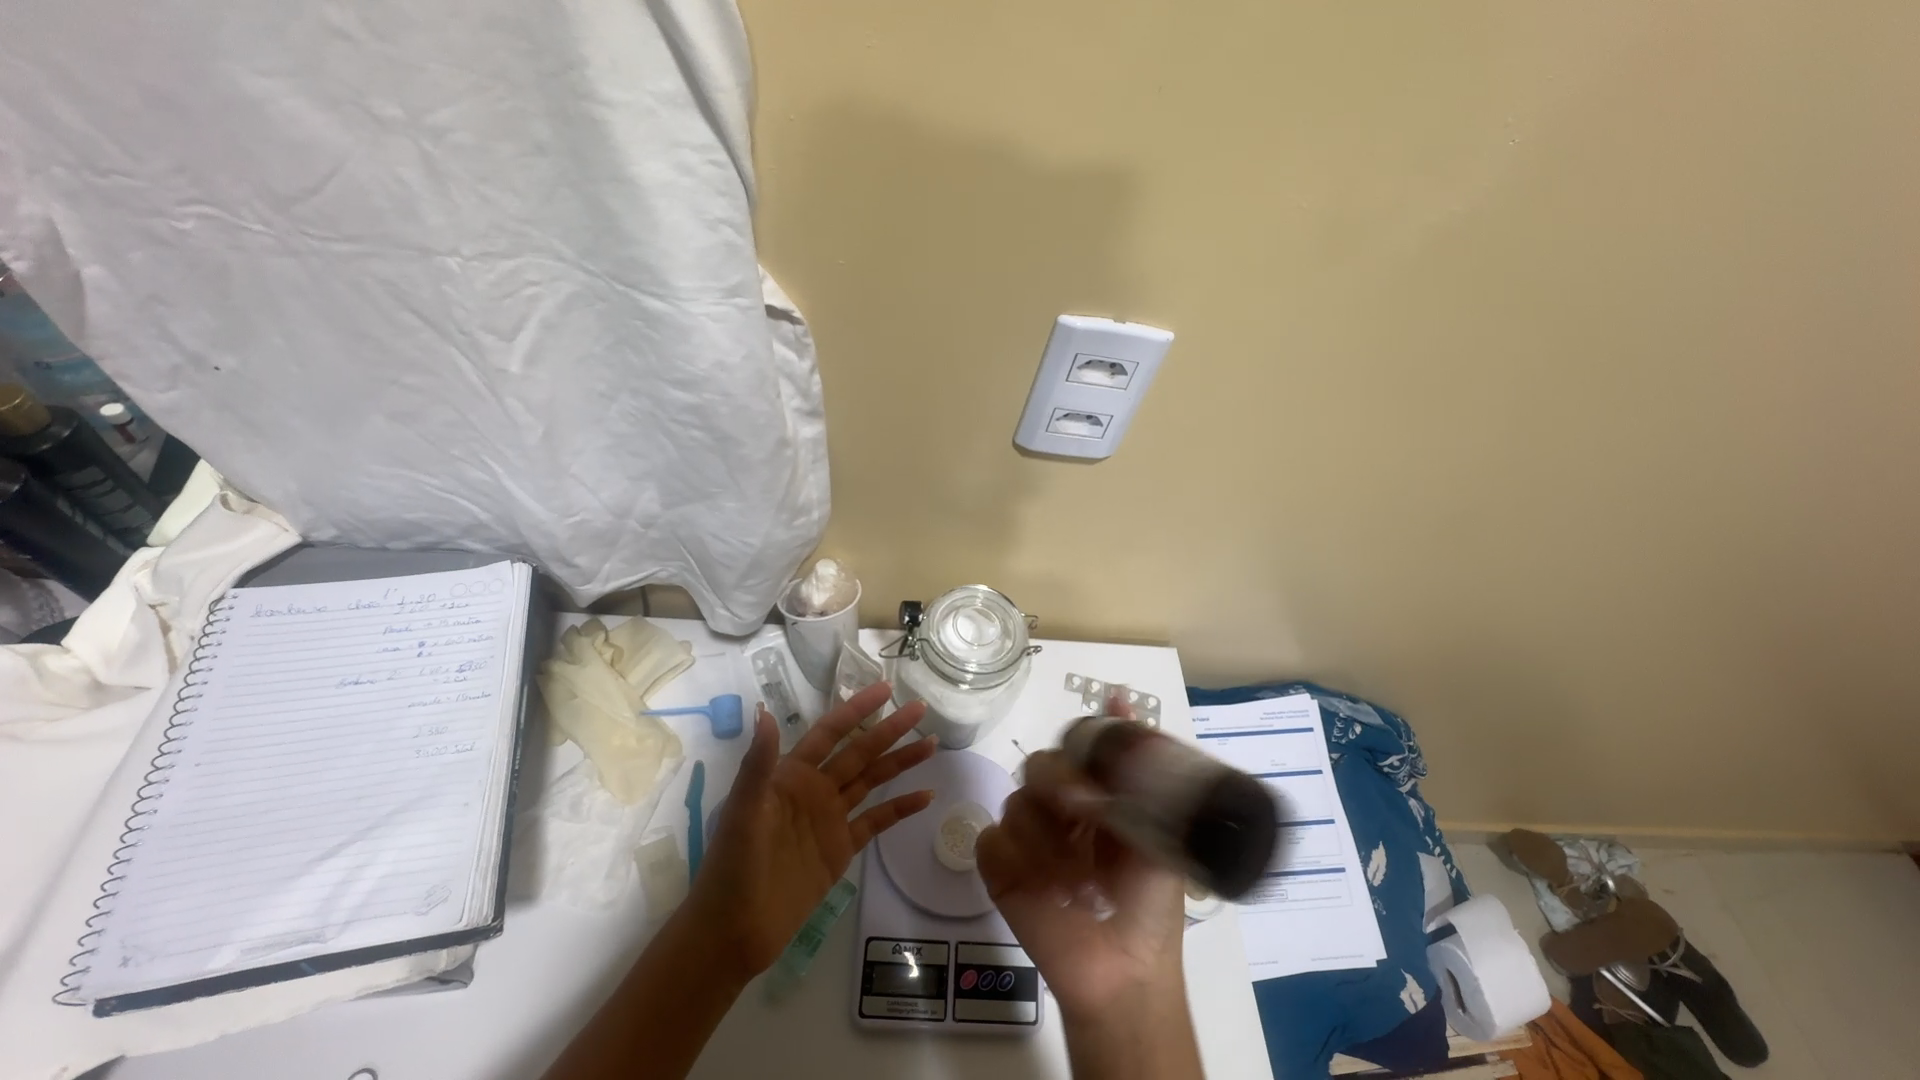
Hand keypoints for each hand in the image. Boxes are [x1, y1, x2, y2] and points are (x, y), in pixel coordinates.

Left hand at [685, 682, 935, 981]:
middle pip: (859, 752)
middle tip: (921, 707)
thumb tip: (765, 712)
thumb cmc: (732, 866)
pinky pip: (876, 822)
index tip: (885, 687)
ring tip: (933, 743)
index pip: (830, 732)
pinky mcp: (841, 850)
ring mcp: (829, 819)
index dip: (856, 709)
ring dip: (901, 762)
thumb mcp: (743, 811)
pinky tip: (926, 796)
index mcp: (790, 775)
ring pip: (872, 781)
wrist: (735, 929)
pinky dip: (900, 808)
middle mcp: (814, 790)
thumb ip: (758, 763)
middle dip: (889, 729)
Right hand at [976, 749, 1188, 1020]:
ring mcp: (1025, 833)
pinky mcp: (998, 865)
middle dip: (1063, 788)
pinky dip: (1021, 864)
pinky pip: (992, 839)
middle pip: (1040, 763)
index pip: (1075, 742)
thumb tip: (1119, 694)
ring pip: (1018, 802)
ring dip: (1053, 846)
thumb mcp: (1161, 825)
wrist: (1123, 970)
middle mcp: (1058, 804)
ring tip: (1082, 887)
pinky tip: (1049, 894)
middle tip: (1087, 818)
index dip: (1082, 749)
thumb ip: (1139, 762)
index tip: (1099, 778)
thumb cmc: (1150, 902)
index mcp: (1097, 791)